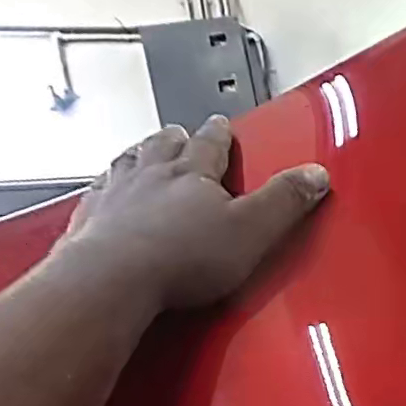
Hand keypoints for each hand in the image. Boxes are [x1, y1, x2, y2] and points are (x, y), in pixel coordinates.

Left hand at [54, 116, 330, 309]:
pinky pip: (97, 195)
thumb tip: (315, 176)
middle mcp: (149, 174)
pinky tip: (104, 192)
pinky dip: (104, 189)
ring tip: (142, 152)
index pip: (211, 143)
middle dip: (176, 140)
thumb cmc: (181, 258)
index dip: (220, 135)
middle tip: (180, 135)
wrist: (116, 279)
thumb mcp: (252, 231)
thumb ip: (285, 202)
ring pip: (128, 163)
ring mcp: (115, 195)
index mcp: (191, 172)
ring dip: (138, 156)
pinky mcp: (90, 222)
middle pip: (164, 146)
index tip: (222, 126)